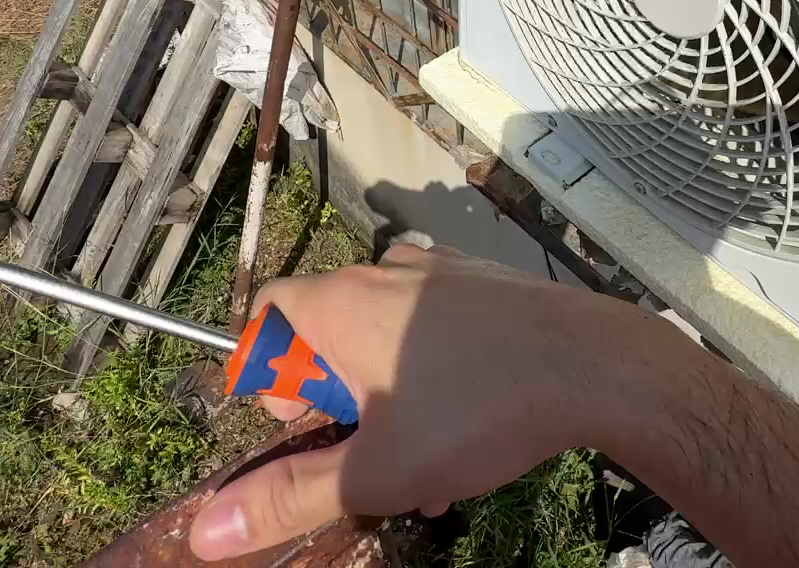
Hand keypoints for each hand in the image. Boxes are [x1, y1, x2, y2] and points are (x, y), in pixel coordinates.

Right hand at [187, 244, 677, 559]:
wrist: (591, 361)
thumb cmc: (473, 410)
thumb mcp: (374, 470)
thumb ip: (287, 497)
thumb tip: (207, 531)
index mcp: (343, 302)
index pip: (267, 312)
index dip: (268, 371)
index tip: (306, 420)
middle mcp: (386, 270)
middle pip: (328, 327)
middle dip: (337, 397)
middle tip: (370, 450)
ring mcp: (441, 268)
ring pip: (386, 331)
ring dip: (389, 392)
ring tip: (428, 456)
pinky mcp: (484, 279)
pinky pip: (434, 320)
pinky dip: (432, 365)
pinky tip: (471, 418)